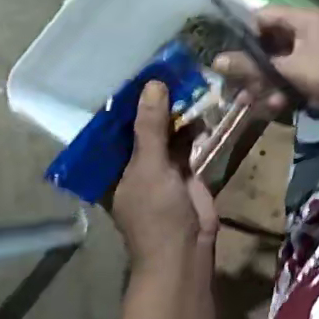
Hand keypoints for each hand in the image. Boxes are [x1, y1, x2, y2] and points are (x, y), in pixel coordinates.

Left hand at [111, 81, 216, 270]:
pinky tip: (204, 105)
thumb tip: (153, 84)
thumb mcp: (150, 167)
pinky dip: (195, 126)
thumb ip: (151, 127)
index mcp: (114, 164)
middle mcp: (135, 162)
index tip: (142, 67)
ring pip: (168, 132)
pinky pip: (188, 142)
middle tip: (172, 66)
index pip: (117, 124)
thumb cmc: (156, 213)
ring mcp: (162, 167)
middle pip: (145, 125)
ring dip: (179, 110)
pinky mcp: (186, 171)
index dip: (129, 98)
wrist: (184, 252)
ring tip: (190, 77)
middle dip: (158, 101)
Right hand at [213, 6, 318, 115]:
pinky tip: (277, 107)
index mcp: (303, 18)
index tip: (230, 57)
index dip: (243, 35)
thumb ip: (253, 66)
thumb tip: (216, 61)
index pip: (263, 16)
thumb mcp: (289, 70)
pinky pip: (300, 74)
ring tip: (253, 104)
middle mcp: (311, 28)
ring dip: (268, 82)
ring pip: (285, 62)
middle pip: (272, 42)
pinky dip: (287, 88)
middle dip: (254, 67)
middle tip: (237, 88)